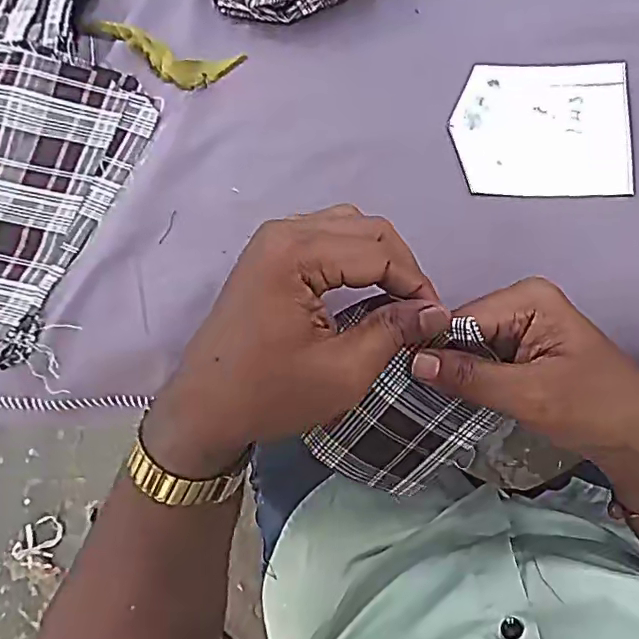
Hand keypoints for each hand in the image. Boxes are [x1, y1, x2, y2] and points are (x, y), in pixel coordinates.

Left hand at [141, 206, 450, 478]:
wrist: (203, 411)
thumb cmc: (268, 396)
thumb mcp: (344, 372)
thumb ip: (394, 332)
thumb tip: (435, 312)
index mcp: (296, 255)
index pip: (379, 252)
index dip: (416, 284)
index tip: (435, 319)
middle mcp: (283, 233)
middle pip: (368, 229)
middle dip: (403, 268)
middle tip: (421, 311)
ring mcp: (273, 242)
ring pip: (351, 227)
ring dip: (382, 259)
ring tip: (399, 301)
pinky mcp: (270, 256)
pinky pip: (328, 239)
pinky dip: (357, 259)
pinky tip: (367, 290)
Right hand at [410, 278, 638, 513]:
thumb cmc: (596, 409)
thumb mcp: (528, 394)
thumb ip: (470, 378)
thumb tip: (416, 363)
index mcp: (530, 297)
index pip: (462, 318)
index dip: (434, 349)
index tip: (405, 378)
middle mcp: (526, 303)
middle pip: (465, 332)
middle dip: (446, 363)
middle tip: (417, 396)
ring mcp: (527, 327)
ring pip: (473, 350)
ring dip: (459, 376)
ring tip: (435, 402)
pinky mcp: (528, 352)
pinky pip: (488, 363)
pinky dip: (476, 382)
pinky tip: (462, 401)